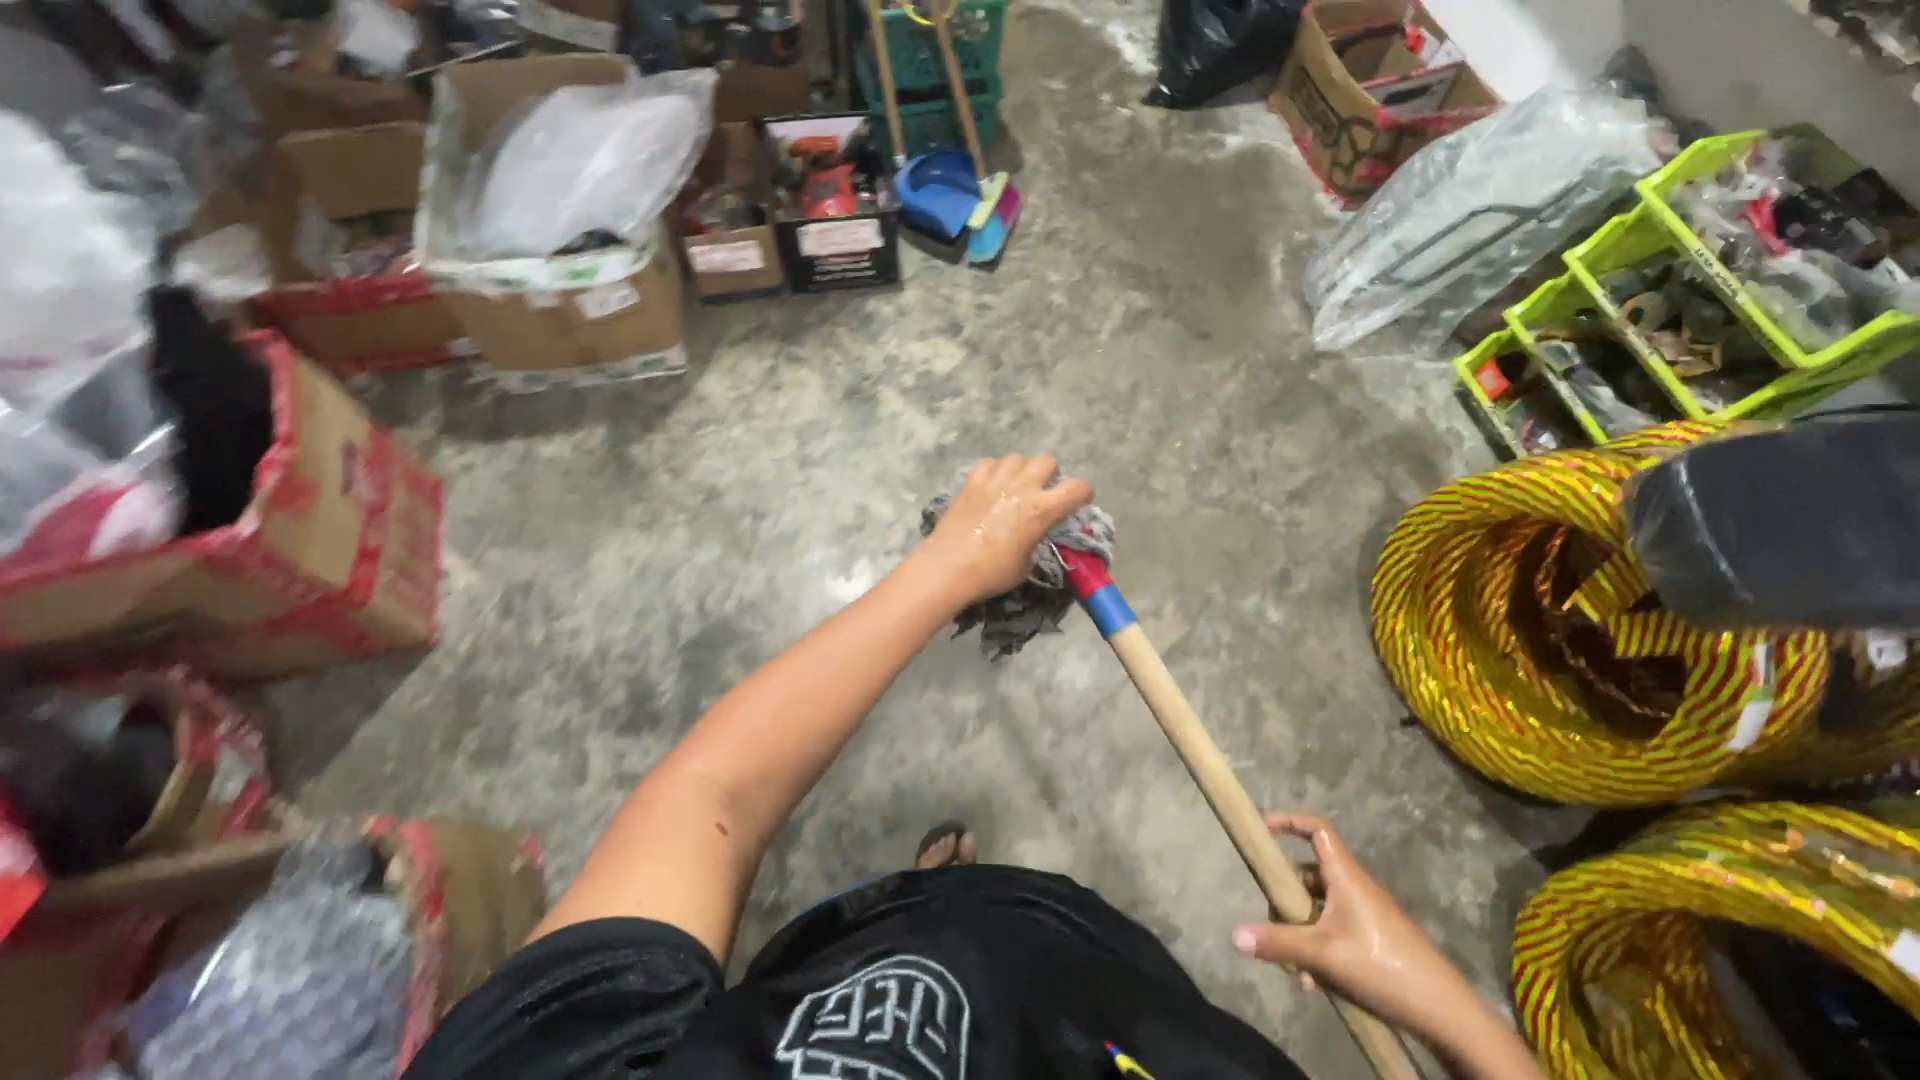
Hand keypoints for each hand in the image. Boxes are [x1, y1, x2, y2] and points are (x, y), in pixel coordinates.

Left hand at [912, 454, 1093, 606]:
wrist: (947, 568)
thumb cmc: (991, 572)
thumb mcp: (1026, 564)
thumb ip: (1035, 541)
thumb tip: (1032, 534)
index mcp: (1041, 510)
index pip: (1078, 488)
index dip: (1082, 494)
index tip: (1076, 503)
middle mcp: (1021, 487)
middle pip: (1047, 461)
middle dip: (1050, 474)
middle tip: (1042, 492)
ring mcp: (994, 480)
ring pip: (1017, 457)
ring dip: (1022, 469)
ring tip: (1015, 486)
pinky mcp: (971, 482)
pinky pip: (990, 463)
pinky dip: (994, 471)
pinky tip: (991, 486)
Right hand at [1231, 814, 1483, 1048]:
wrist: (1443, 1011)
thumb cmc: (1383, 967)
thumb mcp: (1323, 955)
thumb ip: (1278, 943)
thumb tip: (1234, 936)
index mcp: (1345, 876)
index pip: (1317, 829)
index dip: (1288, 821)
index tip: (1261, 828)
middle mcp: (1354, 888)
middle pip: (1307, 875)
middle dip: (1284, 899)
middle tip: (1269, 924)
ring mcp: (1364, 914)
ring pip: (1317, 909)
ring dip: (1298, 932)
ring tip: (1293, 968)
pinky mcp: (1371, 939)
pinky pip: (1331, 932)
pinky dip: (1316, 950)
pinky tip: (1313, 983)